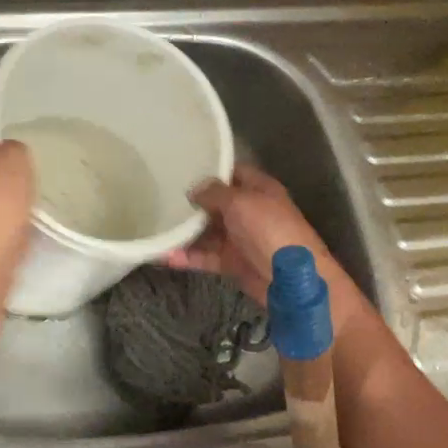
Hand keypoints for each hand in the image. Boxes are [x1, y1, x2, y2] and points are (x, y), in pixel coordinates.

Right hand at [166, 162, 366, 327]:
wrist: (290, 279)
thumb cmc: (270, 230)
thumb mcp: (241, 202)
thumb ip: (215, 193)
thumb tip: (193, 190)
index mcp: (259, 189)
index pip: (232, 172)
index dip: (211, 170)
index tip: (182, 168)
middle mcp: (249, 211)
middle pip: (216, 204)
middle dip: (192, 203)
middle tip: (160, 199)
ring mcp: (241, 238)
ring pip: (208, 232)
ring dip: (185, 232)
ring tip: (157, 229)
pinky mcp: (233, 263)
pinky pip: (206, 257)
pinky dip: (188, 257)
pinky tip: (164, 256)